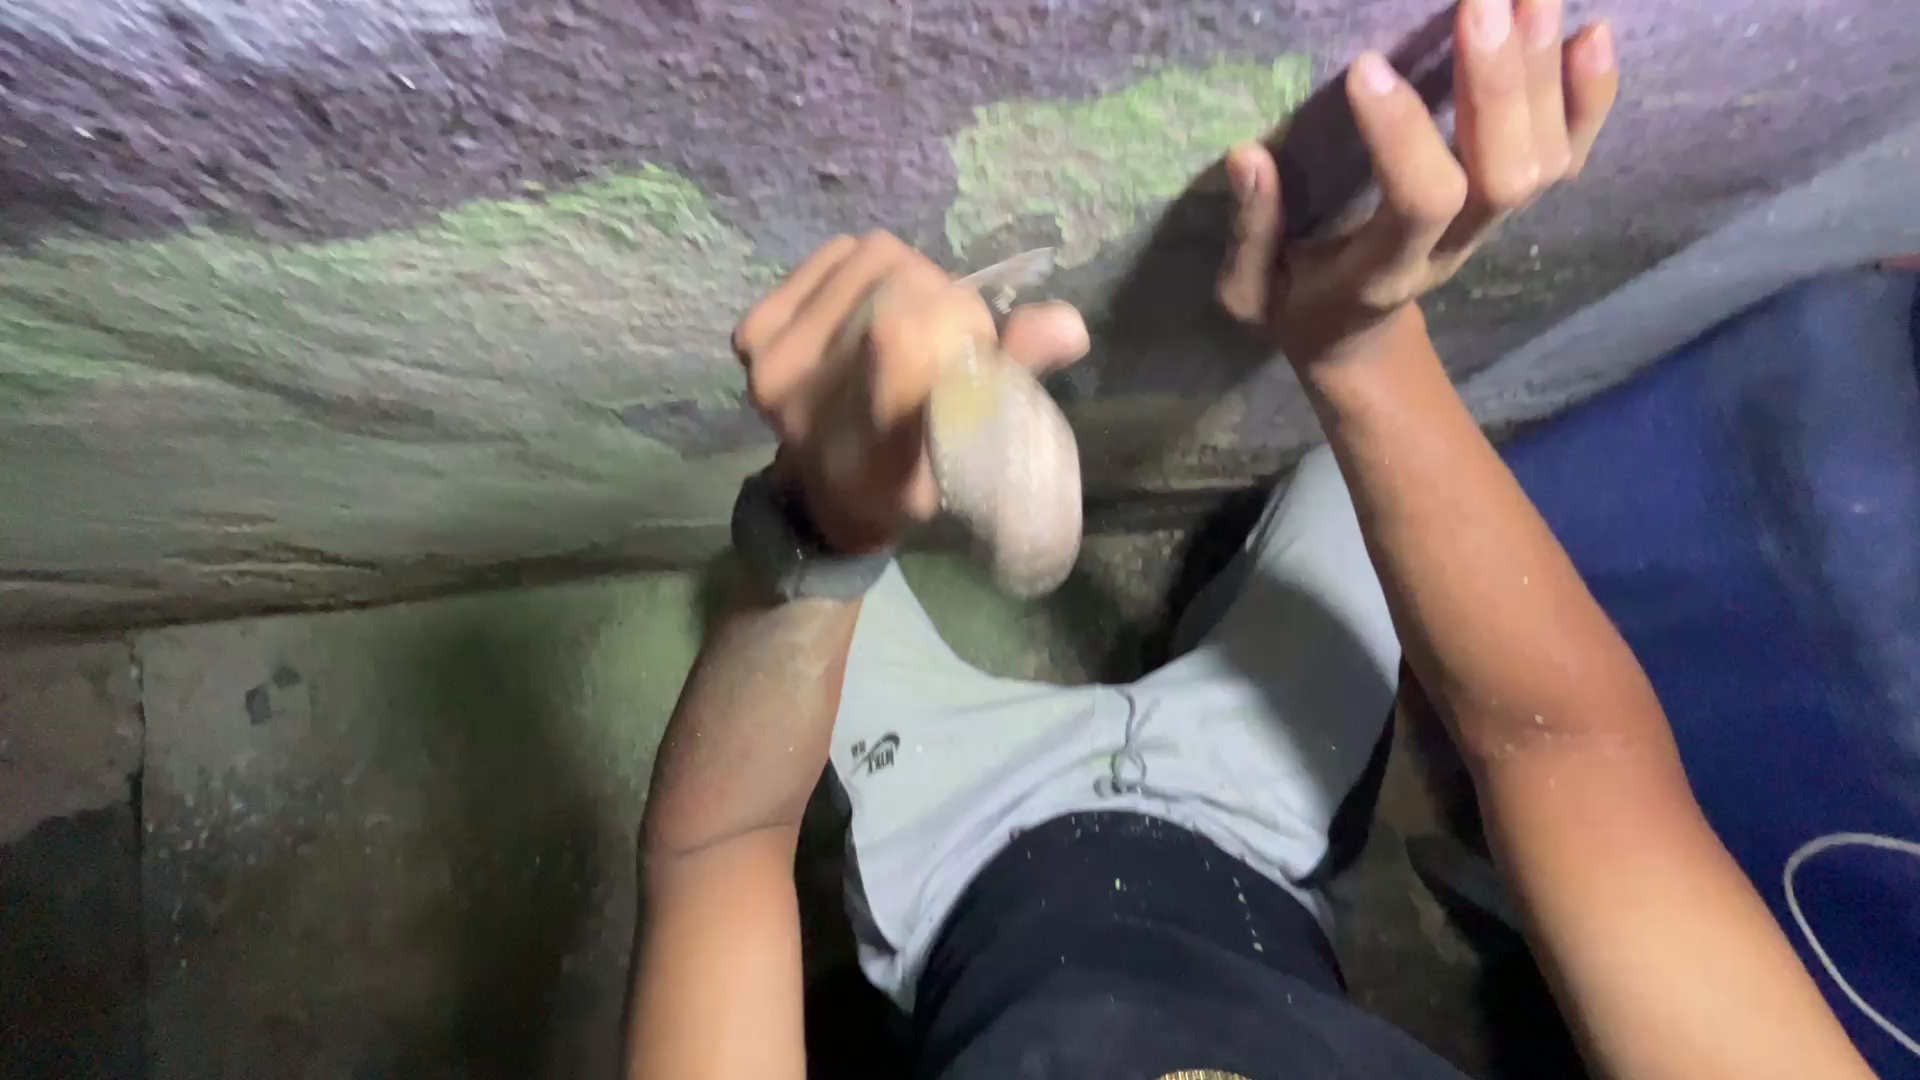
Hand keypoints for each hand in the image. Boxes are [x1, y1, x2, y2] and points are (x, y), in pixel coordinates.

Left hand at [734, 231, 1089, 552]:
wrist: (828, 496)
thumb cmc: (914, 483)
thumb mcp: (976, 454)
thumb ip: (1015, 381)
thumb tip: (1067, 323)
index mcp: (875, 451)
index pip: (900, 341)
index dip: (954, 318)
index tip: (977, 342)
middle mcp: (810, 403)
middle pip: (905, 284)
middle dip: (948, 301)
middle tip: (949, 343)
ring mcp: (772, 363)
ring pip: (875, 256)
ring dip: (913, 280)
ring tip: (915, 326)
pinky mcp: (753, 331)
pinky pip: (838, 252)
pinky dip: (869, 268)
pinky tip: (872, 309)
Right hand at [1217, 0, 1618, 364]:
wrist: (1354, 341)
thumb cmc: (1294, 310)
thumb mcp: (1250, 292)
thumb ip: (1250, 234)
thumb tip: (1246, 156)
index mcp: (1382, 273)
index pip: (1420, 200)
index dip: (1402, 134)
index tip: (1364, 67)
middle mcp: (1449, 252)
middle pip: (1506, 173)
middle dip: (1498, 85)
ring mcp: (1485, 232)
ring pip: (1546, 158)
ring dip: (1542, 72)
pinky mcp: (1503, 212)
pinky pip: (1570, 157)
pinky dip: (1591, 97)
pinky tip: (1592, 33)